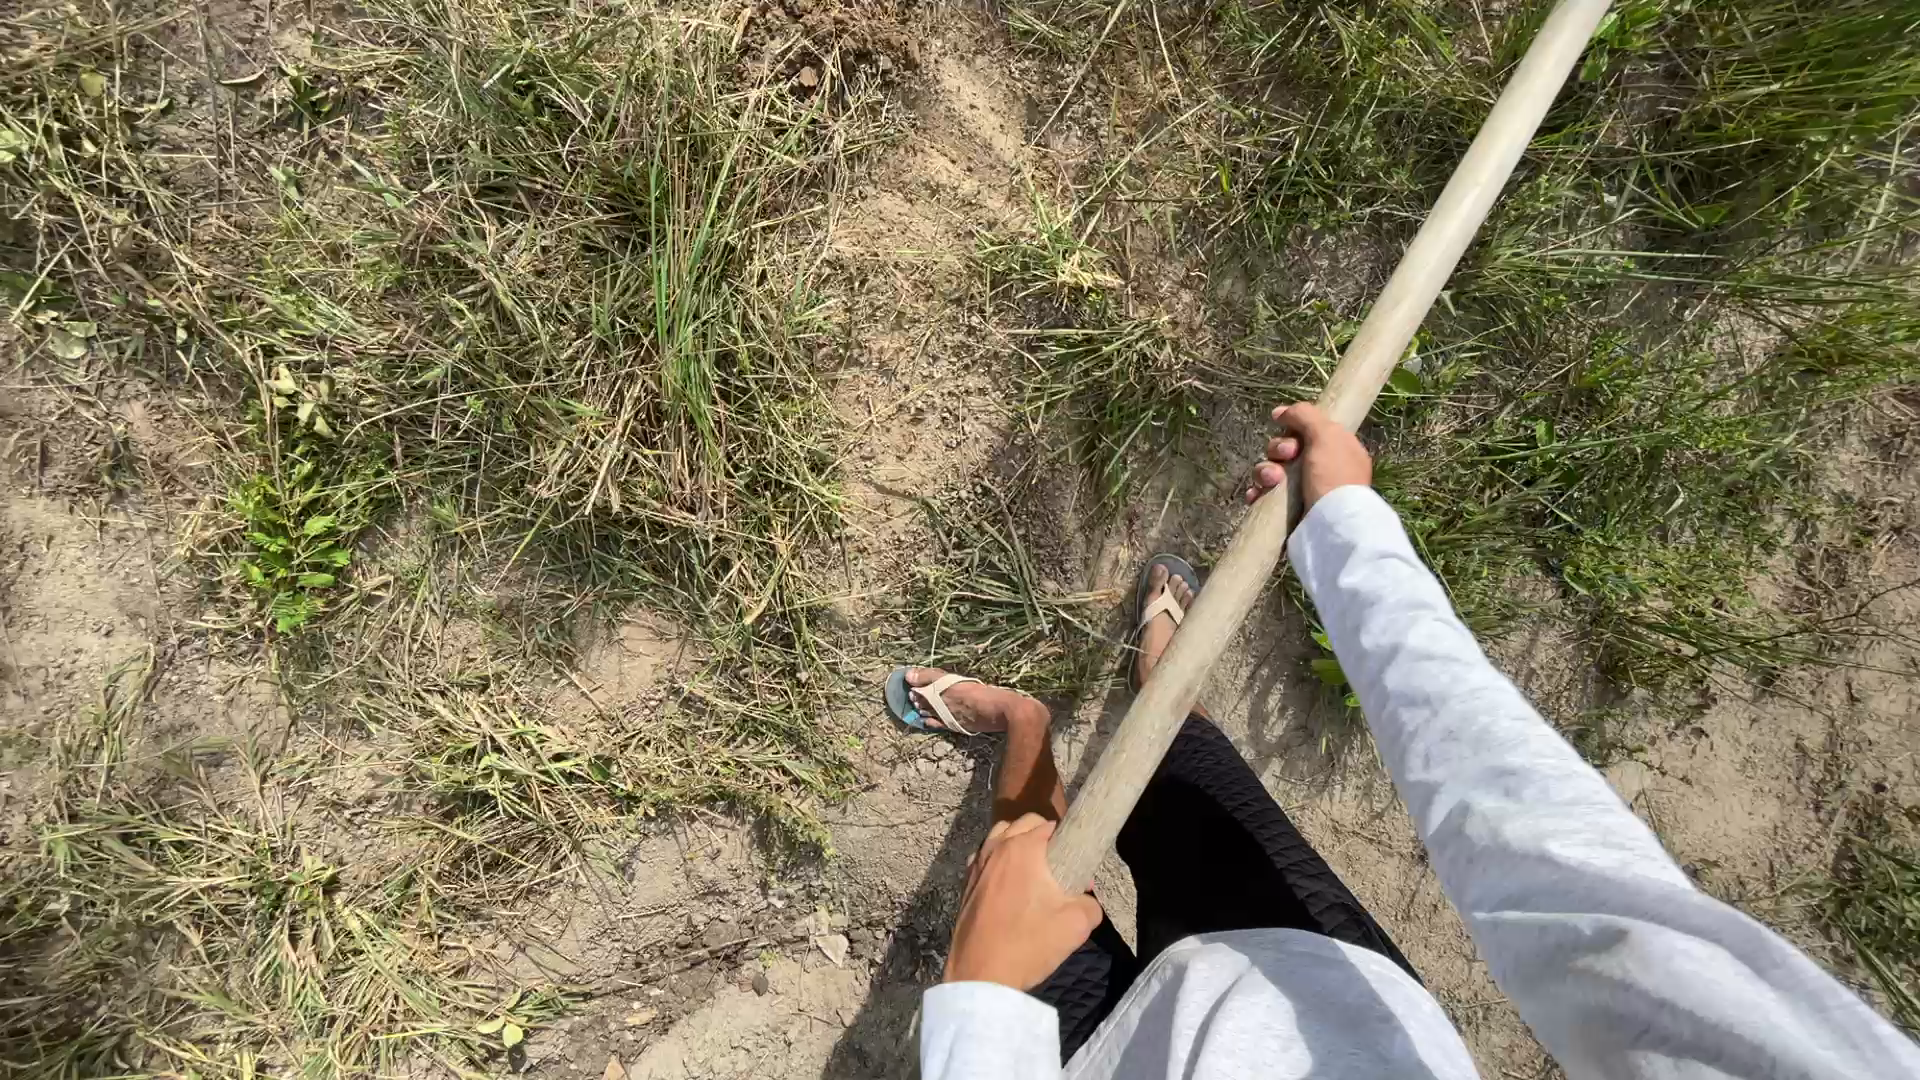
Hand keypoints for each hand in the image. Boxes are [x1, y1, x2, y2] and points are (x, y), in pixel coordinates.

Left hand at [944, 814, 1100, 988]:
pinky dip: (997, 858)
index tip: (1075, 866)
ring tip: (1031, 870)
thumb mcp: (1076, 926)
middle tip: (1057, 867)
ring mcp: (978, 861)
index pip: (1050, 826)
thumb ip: (1091, 904)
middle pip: (1025, 823)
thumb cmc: (1028, 944)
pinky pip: (984, 855)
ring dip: (1017, 842)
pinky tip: (1007, 884)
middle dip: (1044, 836)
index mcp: (1024, 848)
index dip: (1068, 842)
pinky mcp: (966, 880)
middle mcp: (997, 846)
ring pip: (1001, 834)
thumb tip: (1087, 898)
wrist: (981, 975)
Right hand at [1245, 402, 1371, 510]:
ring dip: (1265, 471)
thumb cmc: (1334, 476)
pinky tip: (1256, 495)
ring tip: (1271, 481)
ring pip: (1271, 471)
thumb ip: (1305, 416)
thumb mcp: (1326, 435)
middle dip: (1278, 450)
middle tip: (1286, 458)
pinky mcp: (1286, 511)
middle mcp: (1320, 469)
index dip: (1293, 430)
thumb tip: (1279, 412)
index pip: (1307, 432)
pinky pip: (1264, 494)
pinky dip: (1257, 492)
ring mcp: (1302, 491)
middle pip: (1285, 450)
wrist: (1330, 525)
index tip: (1289, 431)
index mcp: (1336, 450)